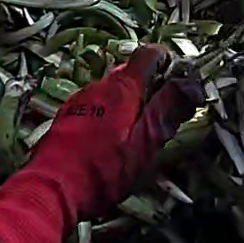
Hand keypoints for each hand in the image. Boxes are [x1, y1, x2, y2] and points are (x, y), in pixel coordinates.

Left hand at [0, 47, 201, 242]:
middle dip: (151, 90)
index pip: (150, 54)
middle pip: (132, 73)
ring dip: (130, 104)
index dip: (169, 62)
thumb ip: (167, 111)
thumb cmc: (103, 170)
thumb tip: (192, 83)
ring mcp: (82, 98)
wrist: (51, 188)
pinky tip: (110, 141)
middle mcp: (101, 84)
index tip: (179, 83)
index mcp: (123, 87)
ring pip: (115, 90)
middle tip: (162, 120)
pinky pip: (98, 104)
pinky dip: (111, 114)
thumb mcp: (144, 145)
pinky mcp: (70, 113)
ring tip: (137, 136)